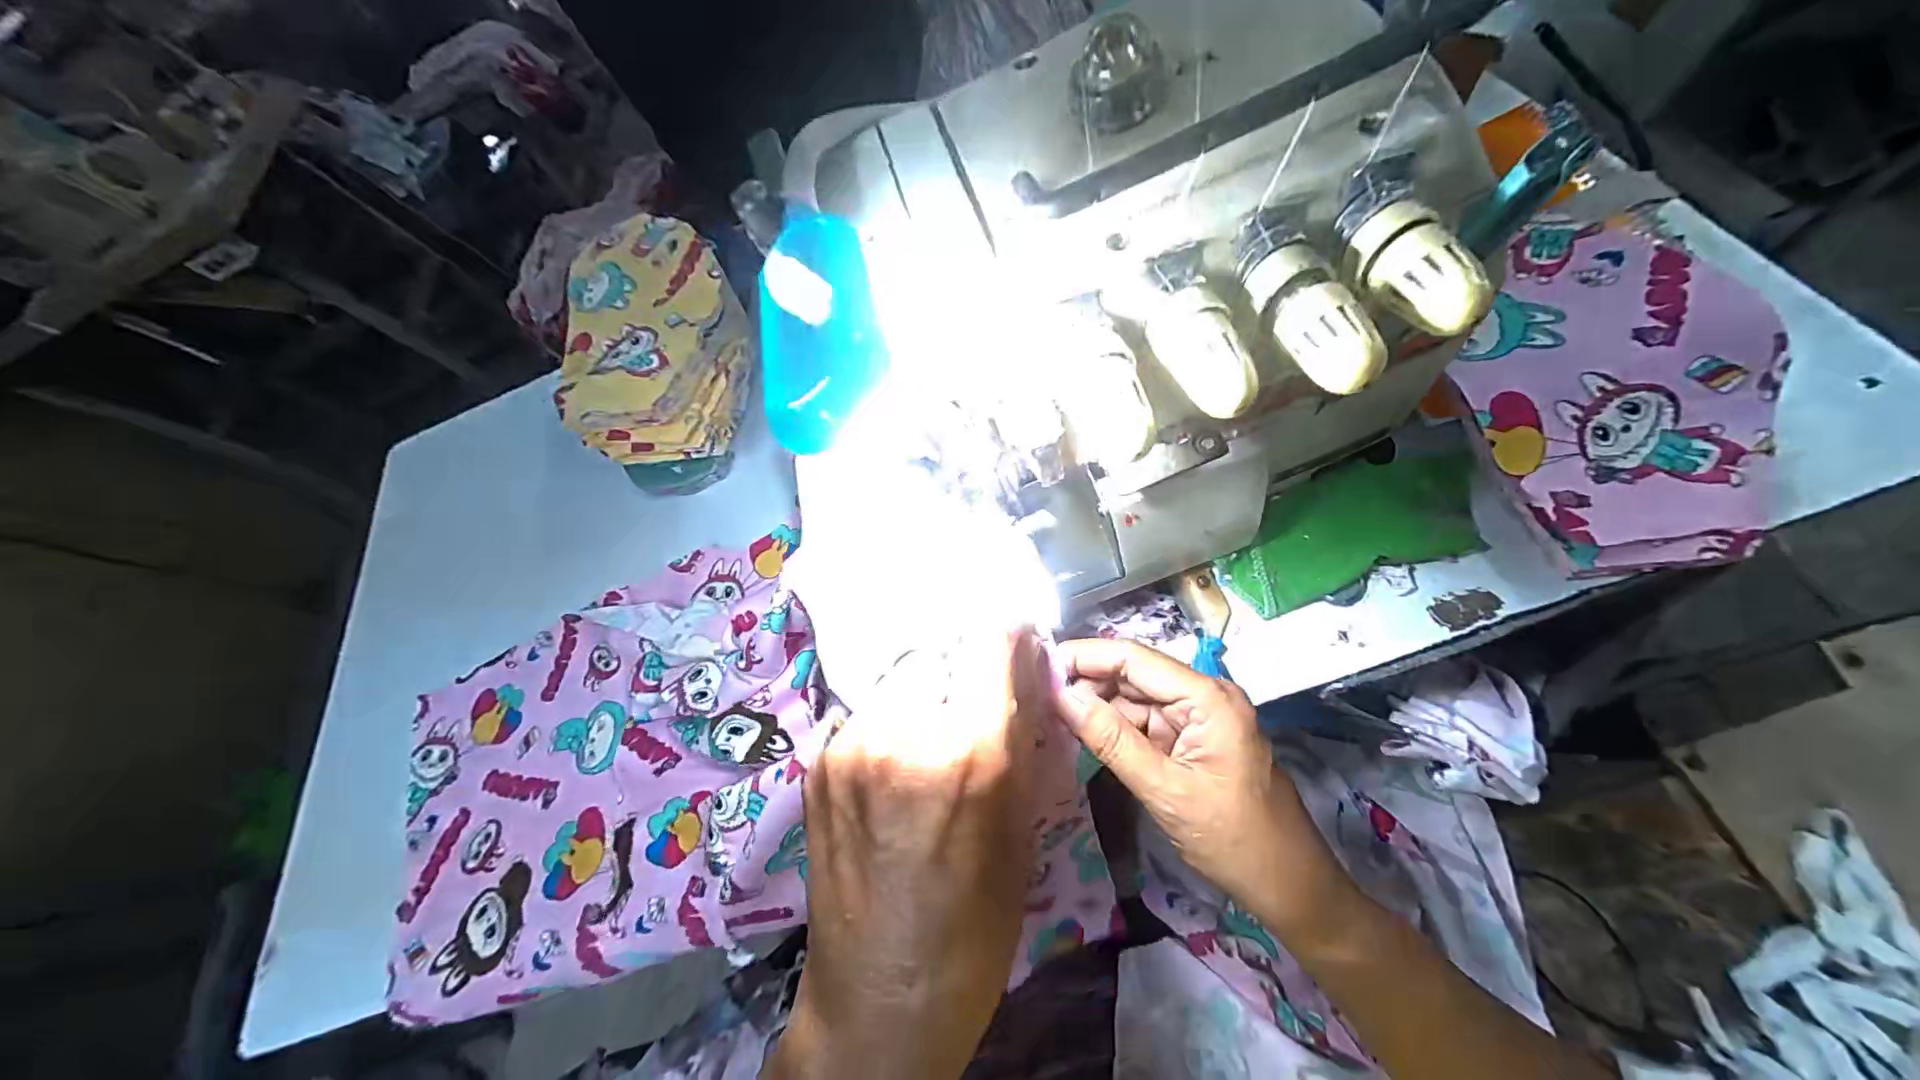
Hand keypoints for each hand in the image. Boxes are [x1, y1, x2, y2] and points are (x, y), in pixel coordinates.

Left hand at [767, 631, 1048, 1079]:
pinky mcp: (818, 763)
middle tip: (974, 697)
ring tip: (934, 727)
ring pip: (899, 677)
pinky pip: (865, 711)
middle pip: (941, 651)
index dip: (1011, 638)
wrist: (877, 1002)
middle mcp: (904, 735)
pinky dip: (890, 717)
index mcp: (969, 758)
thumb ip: (1024, 747)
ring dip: (924, 689)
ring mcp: (850, 746)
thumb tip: (1031, 679)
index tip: (1018, 643)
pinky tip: (898, 755)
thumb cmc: (971, 934)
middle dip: (964, 665)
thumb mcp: (1020, 839)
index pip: (993, 646)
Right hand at [1051, 638, 1356, 934]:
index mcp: (1207, 697)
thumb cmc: (1234, 839)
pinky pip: (1144, 723)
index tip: (1039, 664)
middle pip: (1133, 675)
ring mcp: (1197, 718)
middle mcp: (1203, 696)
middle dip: (1087, 682)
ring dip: (1096, 706)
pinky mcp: (1191, 740)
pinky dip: (1114, 728)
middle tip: (1038, 694)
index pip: (1134, 658)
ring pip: (1134, 699)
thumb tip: (1060, 696)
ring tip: (1050, 713)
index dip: (1085, 657)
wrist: (1289, 885)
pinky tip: (1081, 732)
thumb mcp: (1165, 790)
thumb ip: (1110, 739)